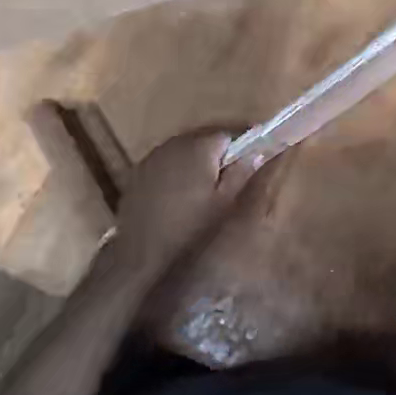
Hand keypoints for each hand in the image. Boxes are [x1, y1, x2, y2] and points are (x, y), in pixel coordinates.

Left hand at [114, 129, 260, 273]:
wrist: (141, 262)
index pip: (229, 132)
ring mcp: (150, 159)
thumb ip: (243, 172)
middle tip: (236, 174)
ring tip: (209, 186)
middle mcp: (172, 144)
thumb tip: (259, 151)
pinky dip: (178, 173)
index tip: (257, 158)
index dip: (245, 145)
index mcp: (198, 147)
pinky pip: (166, 165)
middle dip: (222, 152)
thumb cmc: (192, 231)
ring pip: (184, 151)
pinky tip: (182, 196)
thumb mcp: (227, 204)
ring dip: (199, 162)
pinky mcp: (136, 177)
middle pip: (205, 139)